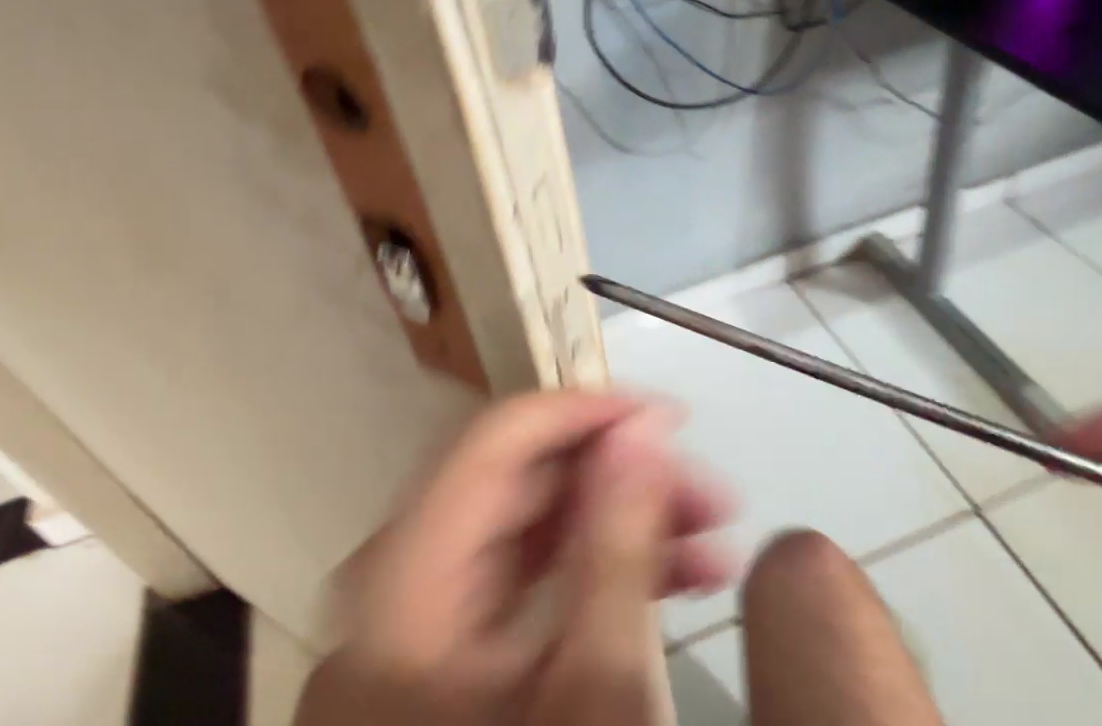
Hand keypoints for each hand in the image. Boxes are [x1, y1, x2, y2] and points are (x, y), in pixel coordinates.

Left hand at [296, 391, 736, 725]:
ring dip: (616, 526)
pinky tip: (666, 583)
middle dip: (620, 478)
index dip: (584, 412)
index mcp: (402, 583)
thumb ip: (618, 545)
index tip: (671, 419)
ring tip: (711, 545)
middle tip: (711, 493)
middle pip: (512, 486)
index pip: (492, 442)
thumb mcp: (596, 688)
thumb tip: (642, 430)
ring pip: (522, 532)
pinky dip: (587, 574)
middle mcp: (390, 587)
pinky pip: (516, 583)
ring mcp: (412, 624)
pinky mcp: (440, 657)